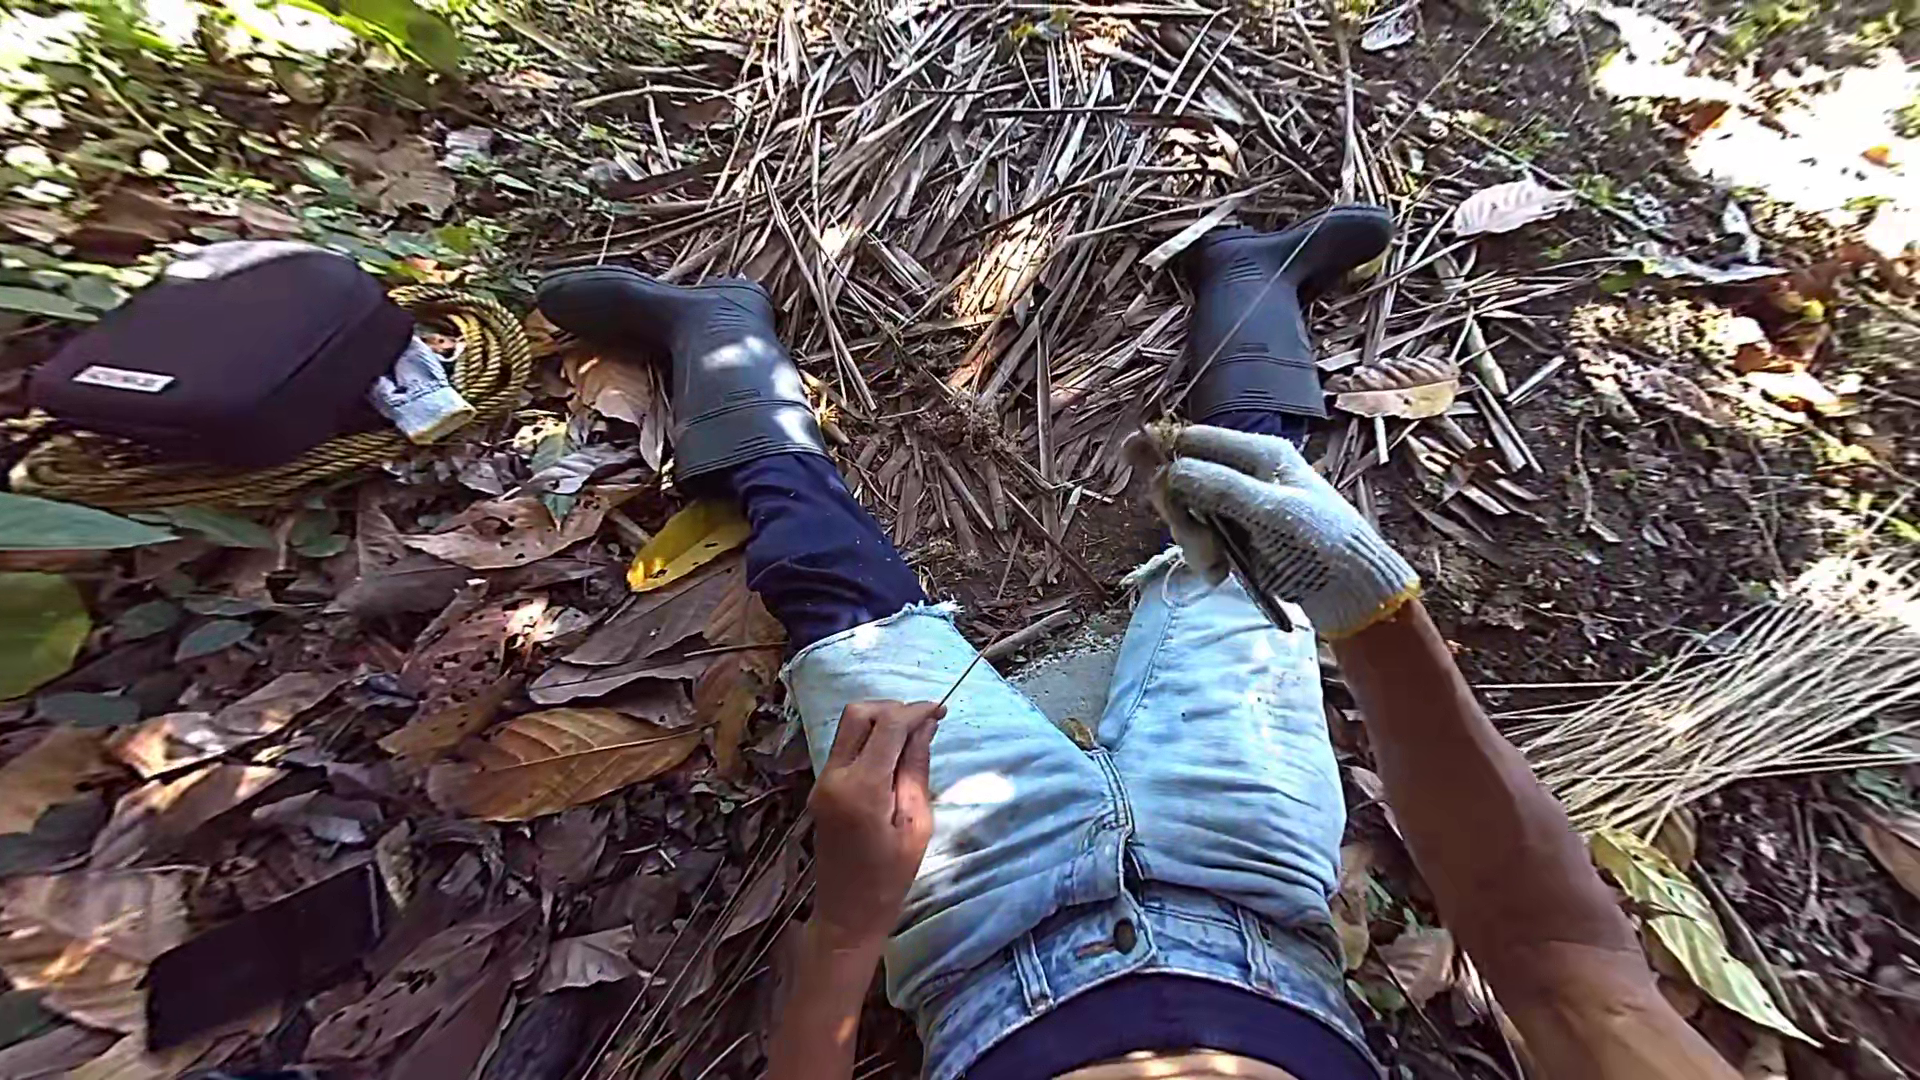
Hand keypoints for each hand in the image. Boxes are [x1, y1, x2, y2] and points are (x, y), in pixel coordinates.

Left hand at [808, 699, 943, 947]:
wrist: (847, 915)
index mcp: (862, 788)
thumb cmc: (891, 877)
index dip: (916, 710)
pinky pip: (845, 744)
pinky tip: (892, 752)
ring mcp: (822, 779)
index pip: (888, 725)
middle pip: (858, 713)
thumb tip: (925, 725)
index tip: (940, 709)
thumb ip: (917, 767)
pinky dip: (869, 736)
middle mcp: (834, 776)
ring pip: (848, 724)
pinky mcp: (821, 785)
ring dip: (880, 719)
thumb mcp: (917, 823)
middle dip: (893, 708)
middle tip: (923, 722)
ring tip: (911, 735)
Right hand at [1150, 424, 1419, 638]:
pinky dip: (1202, 557)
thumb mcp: (1270, 512)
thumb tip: (1168, 470)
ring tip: (1215, 563)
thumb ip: (1219, 487)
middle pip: (1181, 477)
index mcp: (1256, 453)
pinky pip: (1197, 538)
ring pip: (1185, 512)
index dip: (1164, 453)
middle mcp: (1240, 473)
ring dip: (1191, 540)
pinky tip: (1219, 572)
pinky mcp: (1231, 533)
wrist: (1347, 588)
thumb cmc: (1319, 542)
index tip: (1141, 472)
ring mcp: (1233, 505)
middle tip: (1197, 538)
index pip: (1193, 440)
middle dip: (1181, 511)